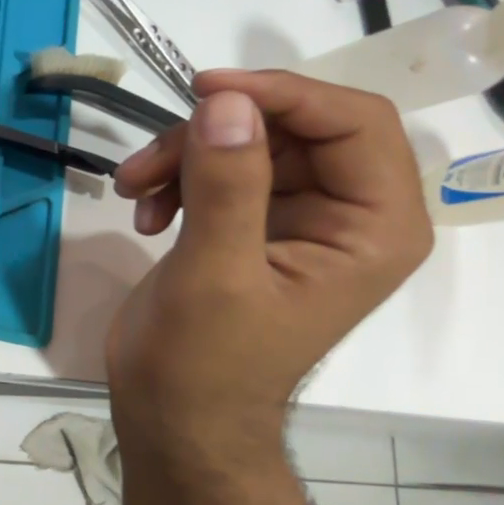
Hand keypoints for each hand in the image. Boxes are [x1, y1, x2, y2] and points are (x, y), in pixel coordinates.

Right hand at [106, 70, 432, 438]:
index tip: (202, 89)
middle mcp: (346, 214)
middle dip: (212, 136)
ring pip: (245, 148)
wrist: (173, 415)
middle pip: (291, 131)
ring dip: (182, 159)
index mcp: (373, 225)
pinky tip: (143, 213)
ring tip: (130, 191)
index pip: (353, 124)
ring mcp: (294, 222)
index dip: (283, 94)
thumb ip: (227, 185)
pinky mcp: (246, 231)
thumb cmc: (205, 358)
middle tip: (143, 163)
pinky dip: (175, 183)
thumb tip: (227, 102)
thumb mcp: (215, 271)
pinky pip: (217, 177)